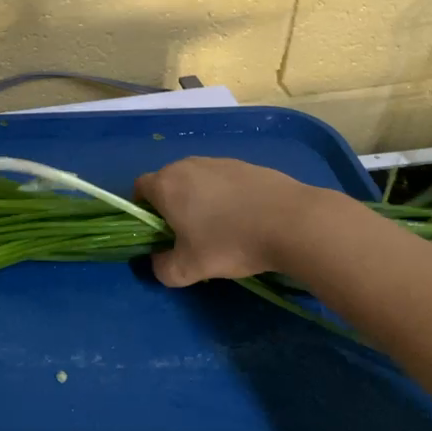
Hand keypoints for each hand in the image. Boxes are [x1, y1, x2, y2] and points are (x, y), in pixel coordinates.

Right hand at [133, 158, 325, 287]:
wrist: (292, 221)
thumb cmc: (231, 242)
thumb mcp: (191, 268)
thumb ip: (164, 269)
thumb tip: (157, 263)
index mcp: (165, 185)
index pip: (139, 188)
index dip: (143, 210)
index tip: (159, 231)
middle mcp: (186, 166)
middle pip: (169, 183)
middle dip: (173, 205)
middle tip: (190, 234)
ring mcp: (218, 162)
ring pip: (198, 181)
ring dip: (202, 200)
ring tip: (224, 228)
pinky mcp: (246, 165)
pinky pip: (225, 181)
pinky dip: (228, 196)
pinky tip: (248, 219)